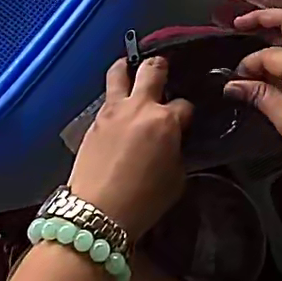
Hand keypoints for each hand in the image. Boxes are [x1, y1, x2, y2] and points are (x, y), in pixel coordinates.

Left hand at [69, 57, 193, 235]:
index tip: (186, 122)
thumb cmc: (143, 201)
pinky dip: (116, 97)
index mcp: (165, 121)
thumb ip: (178, 151)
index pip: (184, 104)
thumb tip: (174, 143)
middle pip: (152, 69)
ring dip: (128, 67)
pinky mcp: (93, 121)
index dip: (188, 113)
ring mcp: (113, 111)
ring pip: (119, 72)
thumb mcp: (177, 178)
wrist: (97, 214)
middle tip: (163, 70)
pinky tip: (121, 109)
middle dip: (161, 66)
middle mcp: (139, 107)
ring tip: (132, 69)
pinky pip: (107, 98)